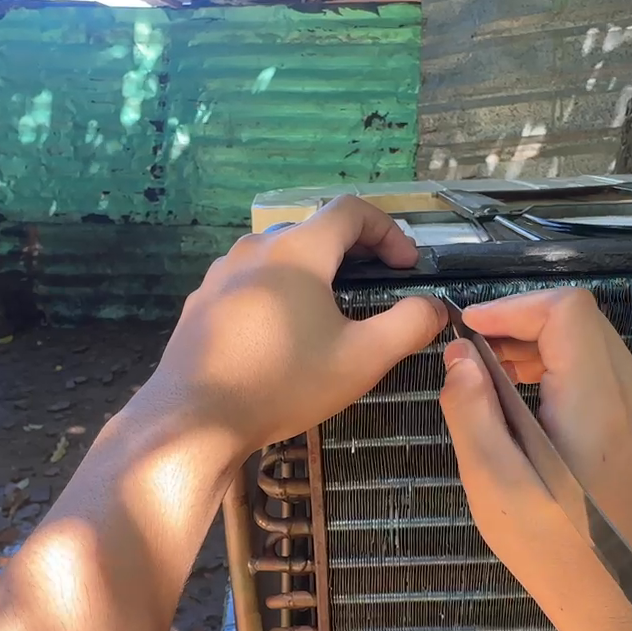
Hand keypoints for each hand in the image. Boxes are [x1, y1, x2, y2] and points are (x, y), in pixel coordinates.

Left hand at [142, 196, 445, 454]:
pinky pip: (247, 283)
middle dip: (352, 250)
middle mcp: (254, 250)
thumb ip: (409, 325)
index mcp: (297, 251)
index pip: (351, 210)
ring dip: (311, 271)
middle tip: (373, 285)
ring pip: (277, 256)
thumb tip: (435, 307)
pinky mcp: (199, 304)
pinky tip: (279, 335)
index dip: (388, 231)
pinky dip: (276, 293)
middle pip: (312, 230)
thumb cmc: (284, 384)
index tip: (406, 267)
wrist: (196, 419)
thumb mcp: (362, 359)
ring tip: (327, 311)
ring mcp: (219, 275)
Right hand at [438, 287, 631, 611]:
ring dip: (536, 342)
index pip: (566, 312)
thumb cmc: (547, 546)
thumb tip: (458, 354)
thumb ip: (472, 411)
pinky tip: (523, 394)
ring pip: (589, 338)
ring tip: (490, 374)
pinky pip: (597, 365)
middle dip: (520, 323)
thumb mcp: (492, 482)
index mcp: (598, 403)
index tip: (466, 331)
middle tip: (471, 355)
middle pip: (579, 318)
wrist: (610, 596)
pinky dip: (556, 363)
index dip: (512, 309)